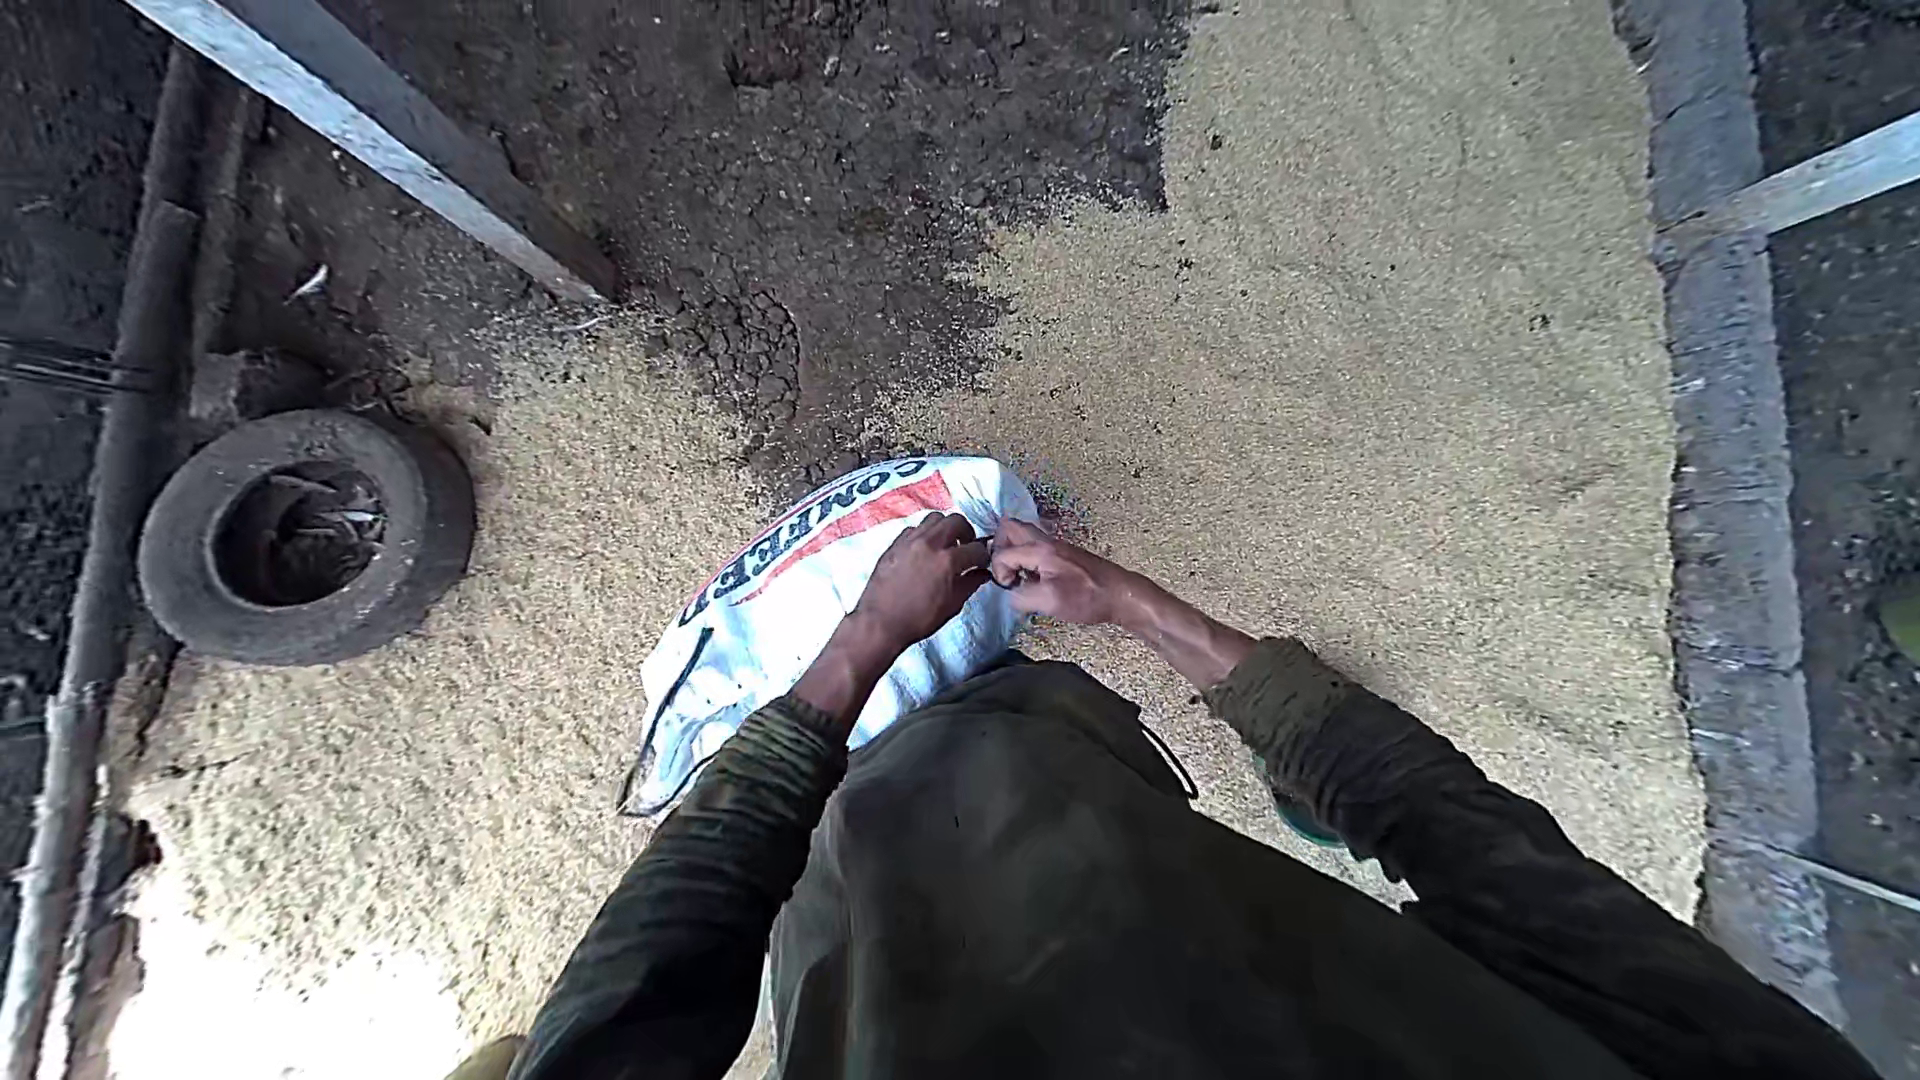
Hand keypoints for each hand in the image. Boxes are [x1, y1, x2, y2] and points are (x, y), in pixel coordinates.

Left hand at [849, 511, 992, 655]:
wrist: (881, 622)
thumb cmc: (918, 619)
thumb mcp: (952, 605)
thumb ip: (970, 584)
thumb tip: (982, 573)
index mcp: (947, 560)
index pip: (976, 548)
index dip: (984, 556)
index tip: (981, 562)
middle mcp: (929, 543)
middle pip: (957, 521)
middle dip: (967, 533)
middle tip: (966, 547)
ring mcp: (910, 541)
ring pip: (934, 519)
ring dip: (945, 528)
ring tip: (945, 545)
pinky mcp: (895, 544)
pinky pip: (915, 529)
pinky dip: (924, 535)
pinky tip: (924, 550)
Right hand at [989, 518, 1146, 624]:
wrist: (1120, 594)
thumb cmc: (1087, 597)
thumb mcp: (1050, 602)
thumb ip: (1022, 597)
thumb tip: (1012, 594)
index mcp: (1040, 550)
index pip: (1003, 553)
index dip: (999, 572)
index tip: (1010, 588)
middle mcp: (1046, 541)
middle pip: (1010, 528)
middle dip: (999, 547)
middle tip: (1006, 570)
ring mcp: (1056, 546)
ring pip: (1023, 535)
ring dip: (1013, 551)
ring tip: (1018, 574)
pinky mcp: (1063, 554)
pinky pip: (1034, 546)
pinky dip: (1026, 557)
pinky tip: (1033, 577)